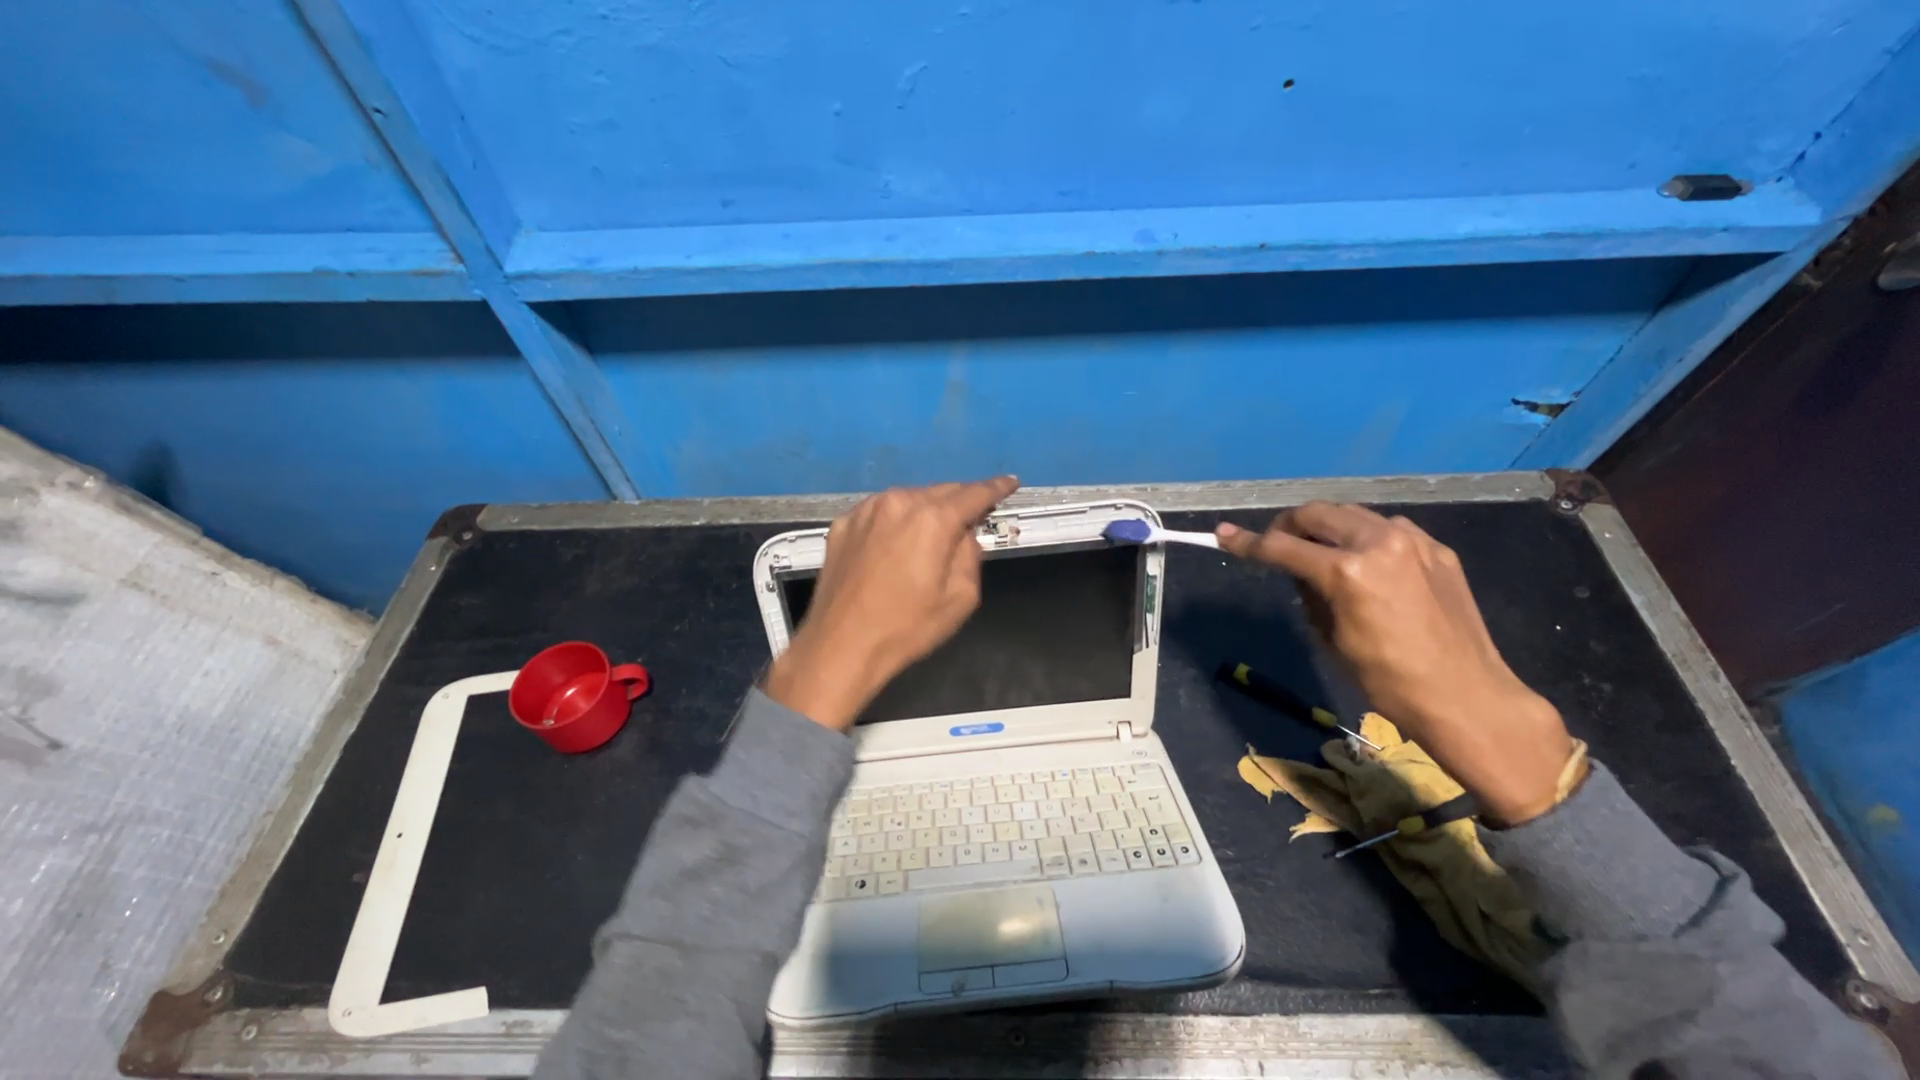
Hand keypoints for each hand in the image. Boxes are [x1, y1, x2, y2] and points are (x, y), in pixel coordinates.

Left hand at [765, 476, 1020, 731]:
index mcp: (932, 519)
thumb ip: (970, 555)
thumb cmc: (907, 627)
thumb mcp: (960, 598)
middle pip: (940, 492)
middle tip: (972, 516)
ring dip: (925, 510)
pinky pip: (879, 513)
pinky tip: (895, 544)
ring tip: (932, 534)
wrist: (841, 646)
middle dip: (960, 501)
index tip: (1009, 483)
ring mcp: (865, 511)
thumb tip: (963, 535)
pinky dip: (894, 521)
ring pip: (907, 499)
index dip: (995, 488)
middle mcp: (898, 503)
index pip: (973, 494)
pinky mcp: (841, 525)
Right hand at [1216, 502, 1573, 824]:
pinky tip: (1368, 564)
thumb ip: (1310, 595)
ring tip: (1324, 555)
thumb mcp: (1332, 639)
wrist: (1465, 695)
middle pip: (1319, 513)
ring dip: (1330, 528)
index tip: (1223, 534)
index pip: (1283, 547)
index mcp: (1347, 572)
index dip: (1248, 543)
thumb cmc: (1388, 680)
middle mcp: (1380, 543)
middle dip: (1291, 525)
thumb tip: (1301, 572)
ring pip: (1354, 515)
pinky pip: (1388, 530)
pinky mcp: (1437, 549)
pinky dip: (1366, 538)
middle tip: (1278, 544)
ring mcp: (1413, 541)